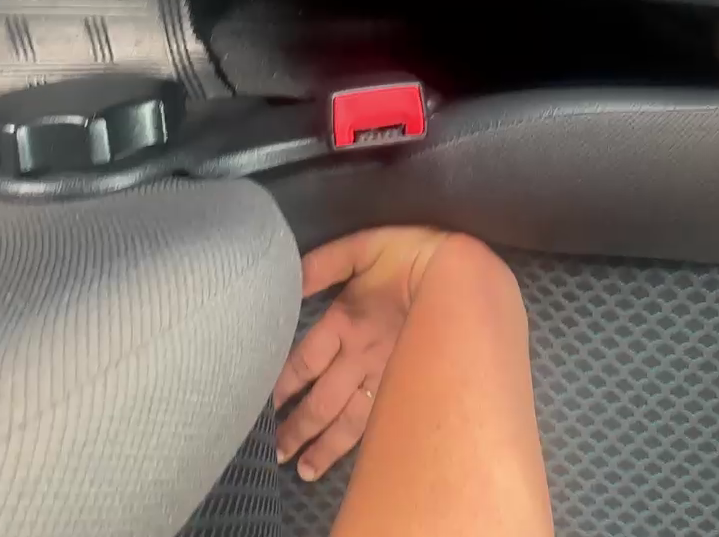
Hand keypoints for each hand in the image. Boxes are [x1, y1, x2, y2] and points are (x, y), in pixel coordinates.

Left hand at [272, 226, 453, 480]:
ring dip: (323, 446)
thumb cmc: (407, 253)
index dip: (281, 387)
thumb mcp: (360, 248)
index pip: (303, 364)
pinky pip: (379, 419)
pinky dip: (360, 443)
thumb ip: (322, 266)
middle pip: (321, 402)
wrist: (457, 270)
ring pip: (348, 421)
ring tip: (303, 469)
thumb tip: (286, 282)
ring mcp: (386, 373)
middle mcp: (360, 356)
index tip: (261, 407)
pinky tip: (349, 458)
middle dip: (295, 429)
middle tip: (274, 453)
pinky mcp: (408, 380)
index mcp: (344, 322)